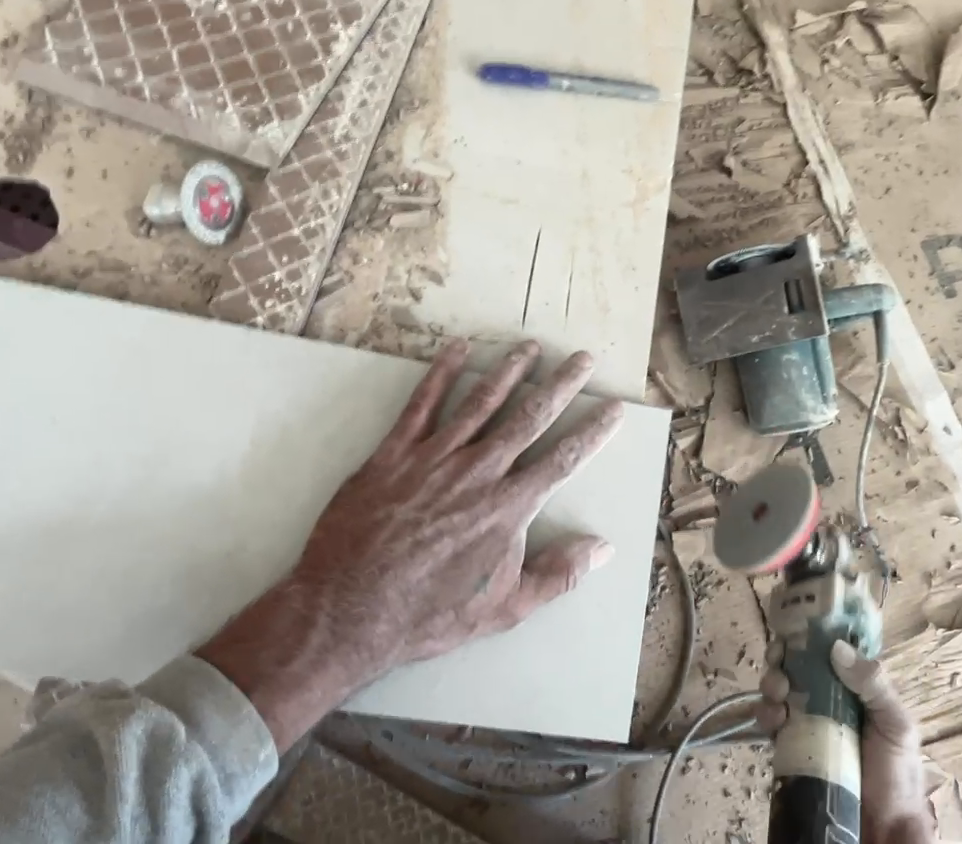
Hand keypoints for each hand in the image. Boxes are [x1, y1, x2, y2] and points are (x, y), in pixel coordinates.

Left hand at [198, 339, 624, 749]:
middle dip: (561, 384)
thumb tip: (604, 549)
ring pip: (480, 402)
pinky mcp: (393, 454)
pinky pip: (422, 404)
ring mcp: (434, 458)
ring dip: (509, 370)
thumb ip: (558, 576)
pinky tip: (458, 349)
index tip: (614, 408)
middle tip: (583, 358)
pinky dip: (441, 373)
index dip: (594, 431)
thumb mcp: (504, 609)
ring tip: (530, 346)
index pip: (564, 459)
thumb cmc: (430, 615)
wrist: (347, 612)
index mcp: (508, 508)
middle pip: (529, 417)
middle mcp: (478, 472)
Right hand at [757, 641, 933, 843]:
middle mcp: (827, 698)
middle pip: (795, 665)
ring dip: (771, 684)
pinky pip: (771, 723)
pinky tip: (771, 719)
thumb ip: (873, 684)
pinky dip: (764, 714)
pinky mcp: (792, 747)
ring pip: (779, 690)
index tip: (791, 633)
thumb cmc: (897, 771)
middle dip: (780, 658)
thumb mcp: (896, 723)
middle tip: (779, 665)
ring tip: (777, 694)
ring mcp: (807, 722)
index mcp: (853, 686)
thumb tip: (836, 647)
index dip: (805, 637)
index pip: (825, 649)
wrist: (884, 829)